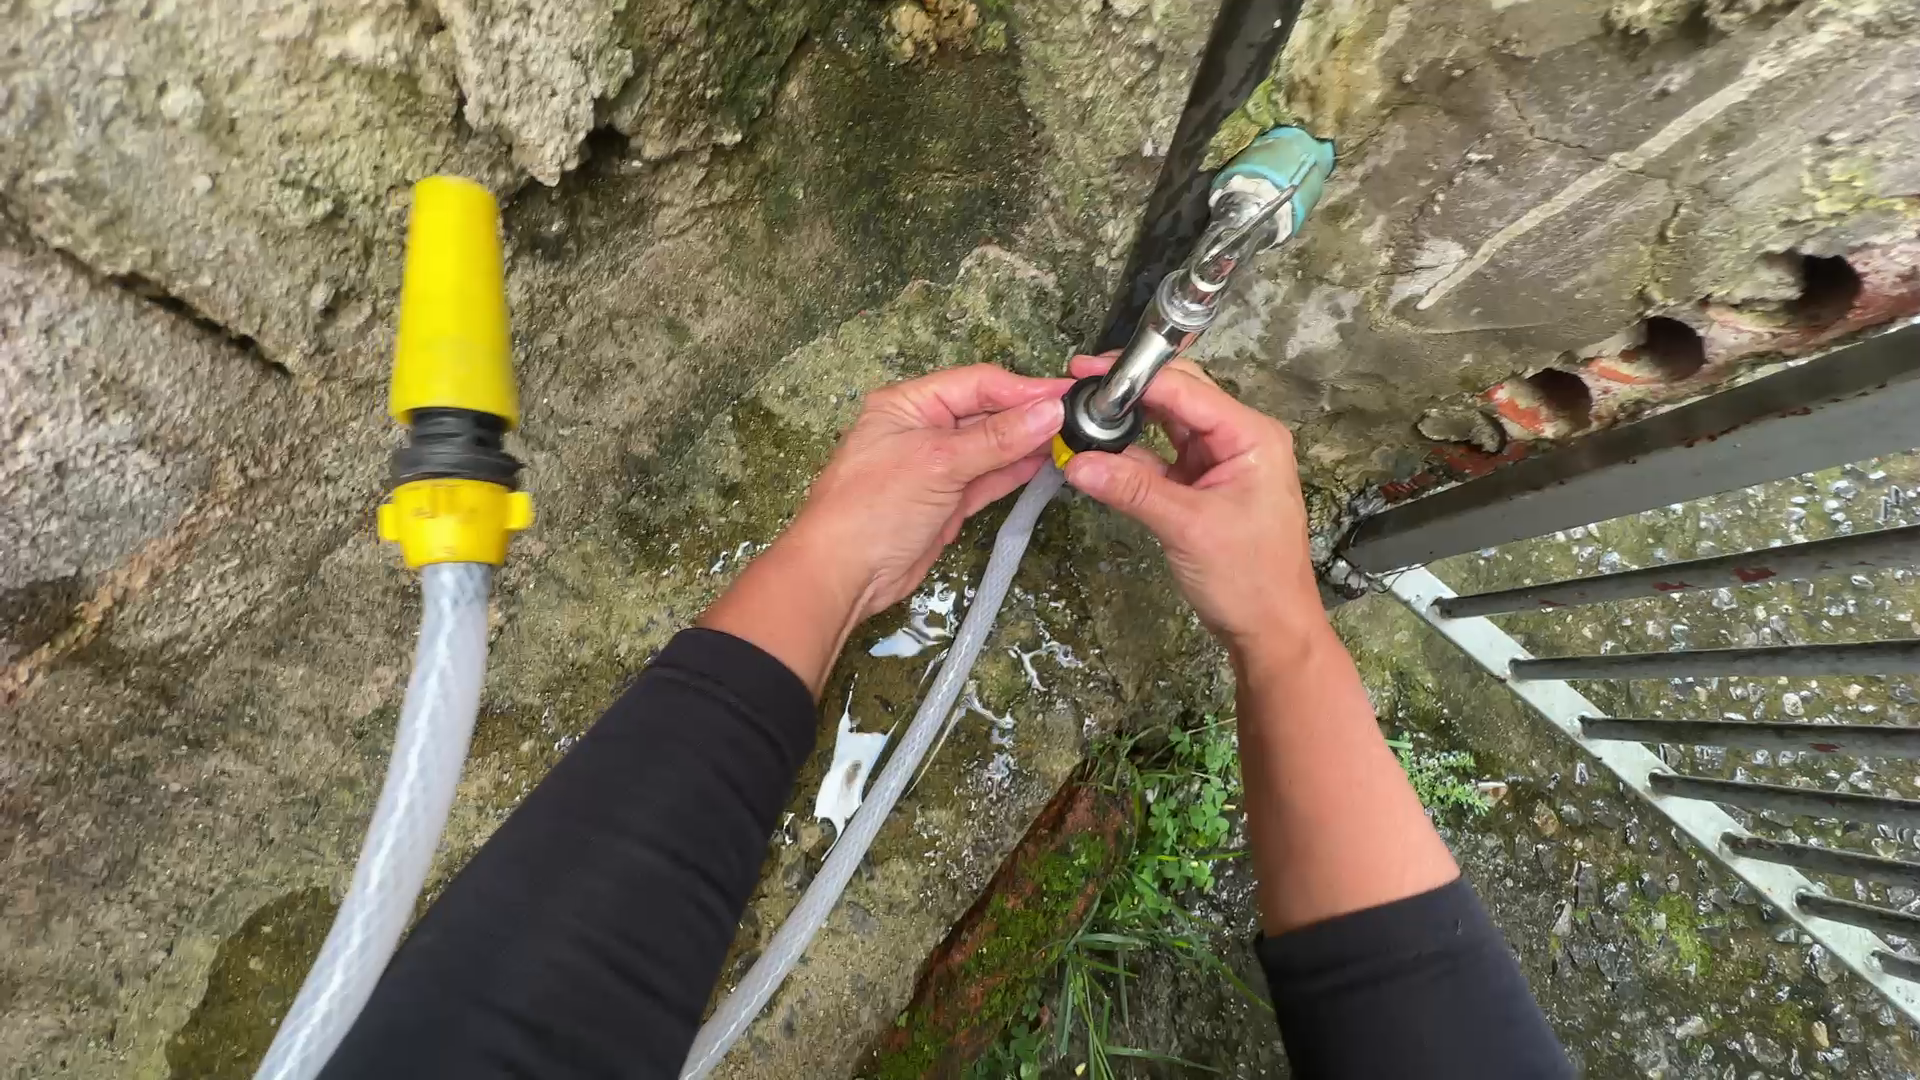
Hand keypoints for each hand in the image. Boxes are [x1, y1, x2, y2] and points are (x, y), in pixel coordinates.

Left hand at [790, 364, 1070, 617]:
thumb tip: (1051, 412)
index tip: (1066, 395)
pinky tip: (1043, 463)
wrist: (843, 575)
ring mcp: (936, 467)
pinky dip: (1013, 472)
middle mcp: (923, 429)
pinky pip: (986, 478)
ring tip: (1070, 440)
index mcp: (910, 404)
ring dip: (1026, 444)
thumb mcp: (938, 463)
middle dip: (1027, 416)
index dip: (1022, 389)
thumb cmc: (876, 507)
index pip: (976, 384)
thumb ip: (996, 439)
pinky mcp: (946, 501)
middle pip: (985, 413)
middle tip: (1077, 419)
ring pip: (990, 448)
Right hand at [1061, 354, 1321, 652]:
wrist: (1269, 631)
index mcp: (1249, 436)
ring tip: (1082, 413)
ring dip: (1127, 421)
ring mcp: (1217, 462)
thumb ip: (1131, 489)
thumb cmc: (1248, 577)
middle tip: (1078, 387)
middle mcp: (1236, 439)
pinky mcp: (1200, 486)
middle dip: (1129, 390)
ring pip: (1166, 425)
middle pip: (1177, 397)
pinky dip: (1130, 457)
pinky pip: (1159, 459)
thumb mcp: (1187, 527)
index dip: (1134, 376)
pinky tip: (1098, 452)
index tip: (1085, 372)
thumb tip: (1075, 462)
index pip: (1185, 389)